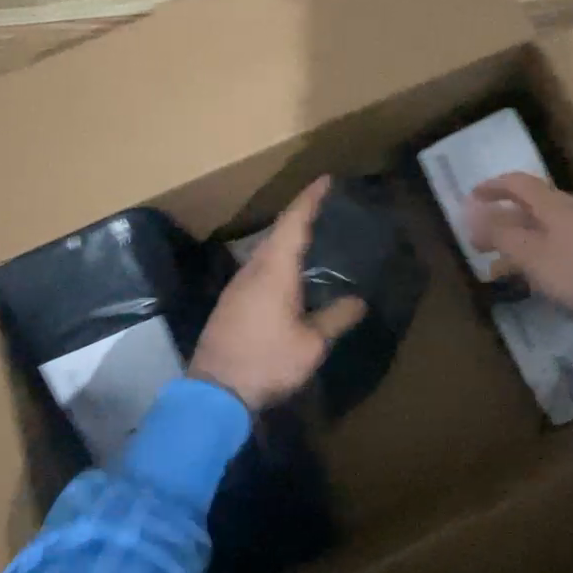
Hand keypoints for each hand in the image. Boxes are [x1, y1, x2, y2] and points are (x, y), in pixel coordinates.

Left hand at [189, 176, 366, 410]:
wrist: (214, 393)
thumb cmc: (266, 361)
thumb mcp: (311, 344)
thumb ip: (336, 317)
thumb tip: (359, 300)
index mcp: (274, 269)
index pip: (294, 221)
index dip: (311, 198)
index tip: (326, 179)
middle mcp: (254, 269)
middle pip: (279, 231)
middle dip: (302, 214)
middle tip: (327, 205)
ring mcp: (238, 285)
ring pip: (268, 250)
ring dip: (289, 237)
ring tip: (314, 235)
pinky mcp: (232, 302)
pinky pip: (261, 267)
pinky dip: (280, 258)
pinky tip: (292, 272)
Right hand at [467, 172, 572, 335]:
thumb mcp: (533, 257)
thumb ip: (501, 234)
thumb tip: (471, 213)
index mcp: (554, 203)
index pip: (517, 182)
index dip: (492, 187)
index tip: (470, 197)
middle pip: (534, 203)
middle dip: (506, 218)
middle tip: (484, 237)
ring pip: (551, 223)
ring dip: (526, 236)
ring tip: (510, 260)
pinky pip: (567, 239)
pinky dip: (547, 248)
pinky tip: (547, 271)